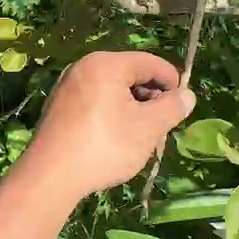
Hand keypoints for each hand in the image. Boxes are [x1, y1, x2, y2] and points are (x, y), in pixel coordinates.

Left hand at [19, 51, 195, 198]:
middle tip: (162, 126)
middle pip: (130, 74)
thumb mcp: (148, 128)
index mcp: (106, 64)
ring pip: (113, 90)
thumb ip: (171, 108)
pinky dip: (112, 114)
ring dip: (133, 109)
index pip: (150, 62)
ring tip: (142, 136)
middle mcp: (84, 67)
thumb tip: (187, 95)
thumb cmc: (105, 145)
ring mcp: (68, 86)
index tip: (182, 107)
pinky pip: (95, 102)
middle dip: (151, 98)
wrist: (51, 175)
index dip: (172, 82)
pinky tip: (116, 140)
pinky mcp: (59, 107)